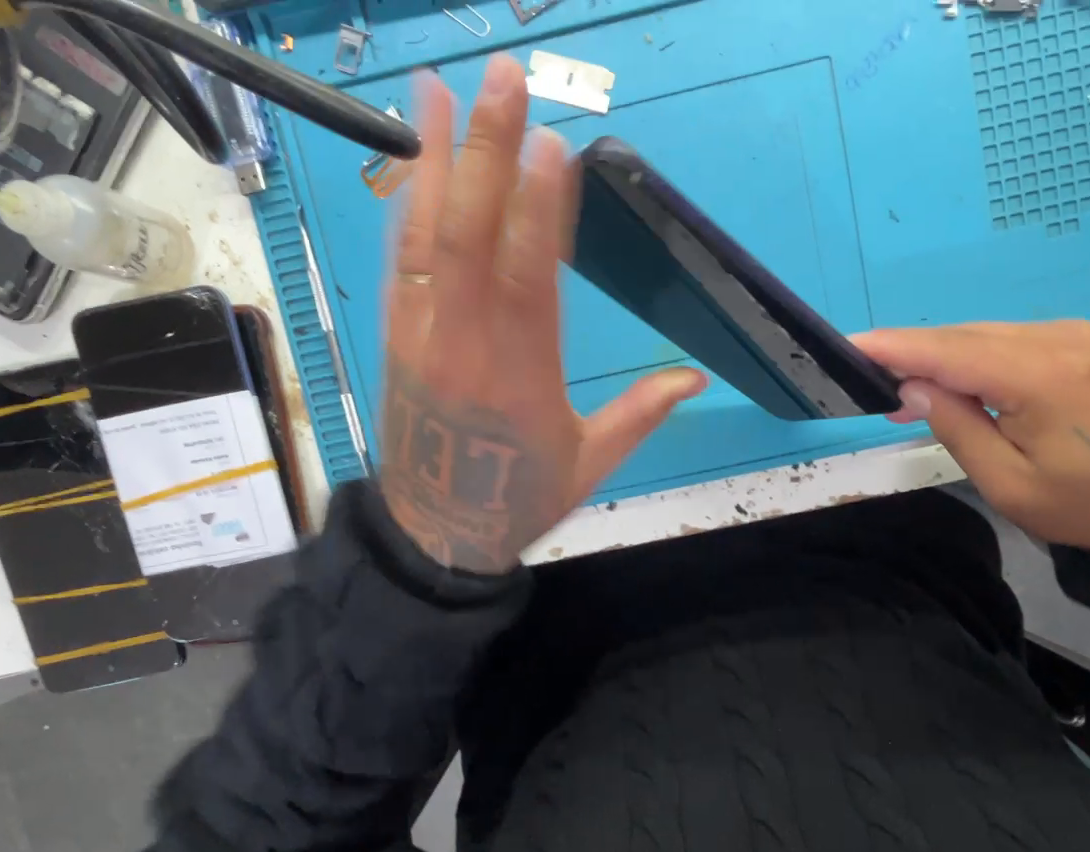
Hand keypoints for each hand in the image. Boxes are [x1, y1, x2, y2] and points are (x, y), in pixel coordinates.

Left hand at [378, 57, 705, 572]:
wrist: (436, 533)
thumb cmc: (519, 498)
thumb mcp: (589, 465)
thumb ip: (639, 416)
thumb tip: (693, 377)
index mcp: (524, 376)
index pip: (532, 277)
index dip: (540, 209)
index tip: (551, 143)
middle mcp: (466, 344)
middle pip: (475, 236)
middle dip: (489, 152)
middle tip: (504, 79)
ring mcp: (423, 335)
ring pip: (428, 238)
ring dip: (437, 160)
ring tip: (441, 90)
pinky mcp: (395, 336)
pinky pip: (402, 262)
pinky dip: (408, 205)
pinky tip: (417, 158)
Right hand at [853, 321, 1089, 553]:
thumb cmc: (1084, 506)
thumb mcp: (1007, 485)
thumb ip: (956, 428)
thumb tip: (914, 386)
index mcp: (1042, 378)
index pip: (951, 352)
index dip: (896, 347)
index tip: (850, 345)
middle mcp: (1059, 339)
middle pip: (964, 337)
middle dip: (913, 354)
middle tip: (868, 381)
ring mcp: (1075, 334)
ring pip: (984, 335)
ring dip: (941, 357)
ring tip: (905, 388)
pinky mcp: (1081, 340)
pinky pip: (1009, 340)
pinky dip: (972, 356)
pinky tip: (954, 380)